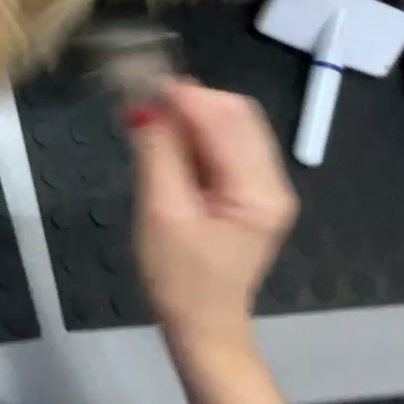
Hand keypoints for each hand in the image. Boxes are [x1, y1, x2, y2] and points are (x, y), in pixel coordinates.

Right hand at [128, 78, 298, 357]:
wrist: (202, 325)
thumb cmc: (179, 275)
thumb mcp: (161, 211)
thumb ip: (157, 151)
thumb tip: (141, 101)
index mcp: (256, 190)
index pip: (224, 118)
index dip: (180, 92)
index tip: (133, 78)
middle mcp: (270, 181)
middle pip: (234, 113)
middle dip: (185, 97)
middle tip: (135, 96)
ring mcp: (261, 185)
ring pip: (229, 123)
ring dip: (186, 111)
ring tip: (141, 113)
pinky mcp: (245, 190)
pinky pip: (222, 142)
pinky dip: (191, 129)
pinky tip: (160, 133)